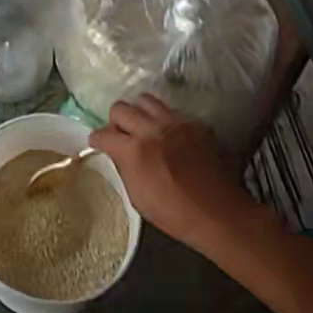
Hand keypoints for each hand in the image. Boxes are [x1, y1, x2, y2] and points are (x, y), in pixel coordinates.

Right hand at [90, 95, 267, 253]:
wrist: (215, 210)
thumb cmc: (173, 212)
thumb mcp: (137, 195)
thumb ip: (124, 166)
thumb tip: (119, 153)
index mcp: (134, 150)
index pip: (103, 134)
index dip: (96, 140)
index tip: (97, 144)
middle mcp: (152, 129)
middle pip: (121, 108)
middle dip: (115, 121)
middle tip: (120, 134)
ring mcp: (175, 122)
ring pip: (146, 100)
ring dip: (138, 112)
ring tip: (142, 127)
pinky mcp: (194, 123)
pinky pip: (171, 111)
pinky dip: (163, 119)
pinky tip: (168, 135)